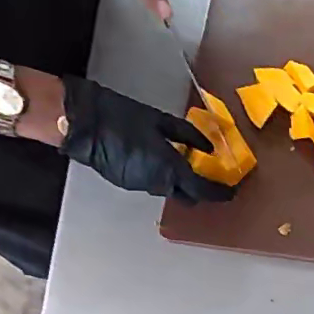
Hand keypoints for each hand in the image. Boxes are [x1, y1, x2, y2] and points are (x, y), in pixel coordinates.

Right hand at [60, 76, 233, 203]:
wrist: (83, 124)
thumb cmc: (123, 118)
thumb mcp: (161, 121)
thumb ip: (188, 136)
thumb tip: (208, 147)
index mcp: (171, 169)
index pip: (202, 190)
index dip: (219, 193)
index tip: (230, 192)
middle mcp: (158, 184)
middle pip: (188, 196)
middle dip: (200, 190)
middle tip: (208, 176)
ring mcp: (142, 187)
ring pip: (170, 191)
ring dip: (180, 182)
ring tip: (184, 163)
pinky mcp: (128, 184)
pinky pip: (153, 184)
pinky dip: (162, 177)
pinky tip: (160, 160)